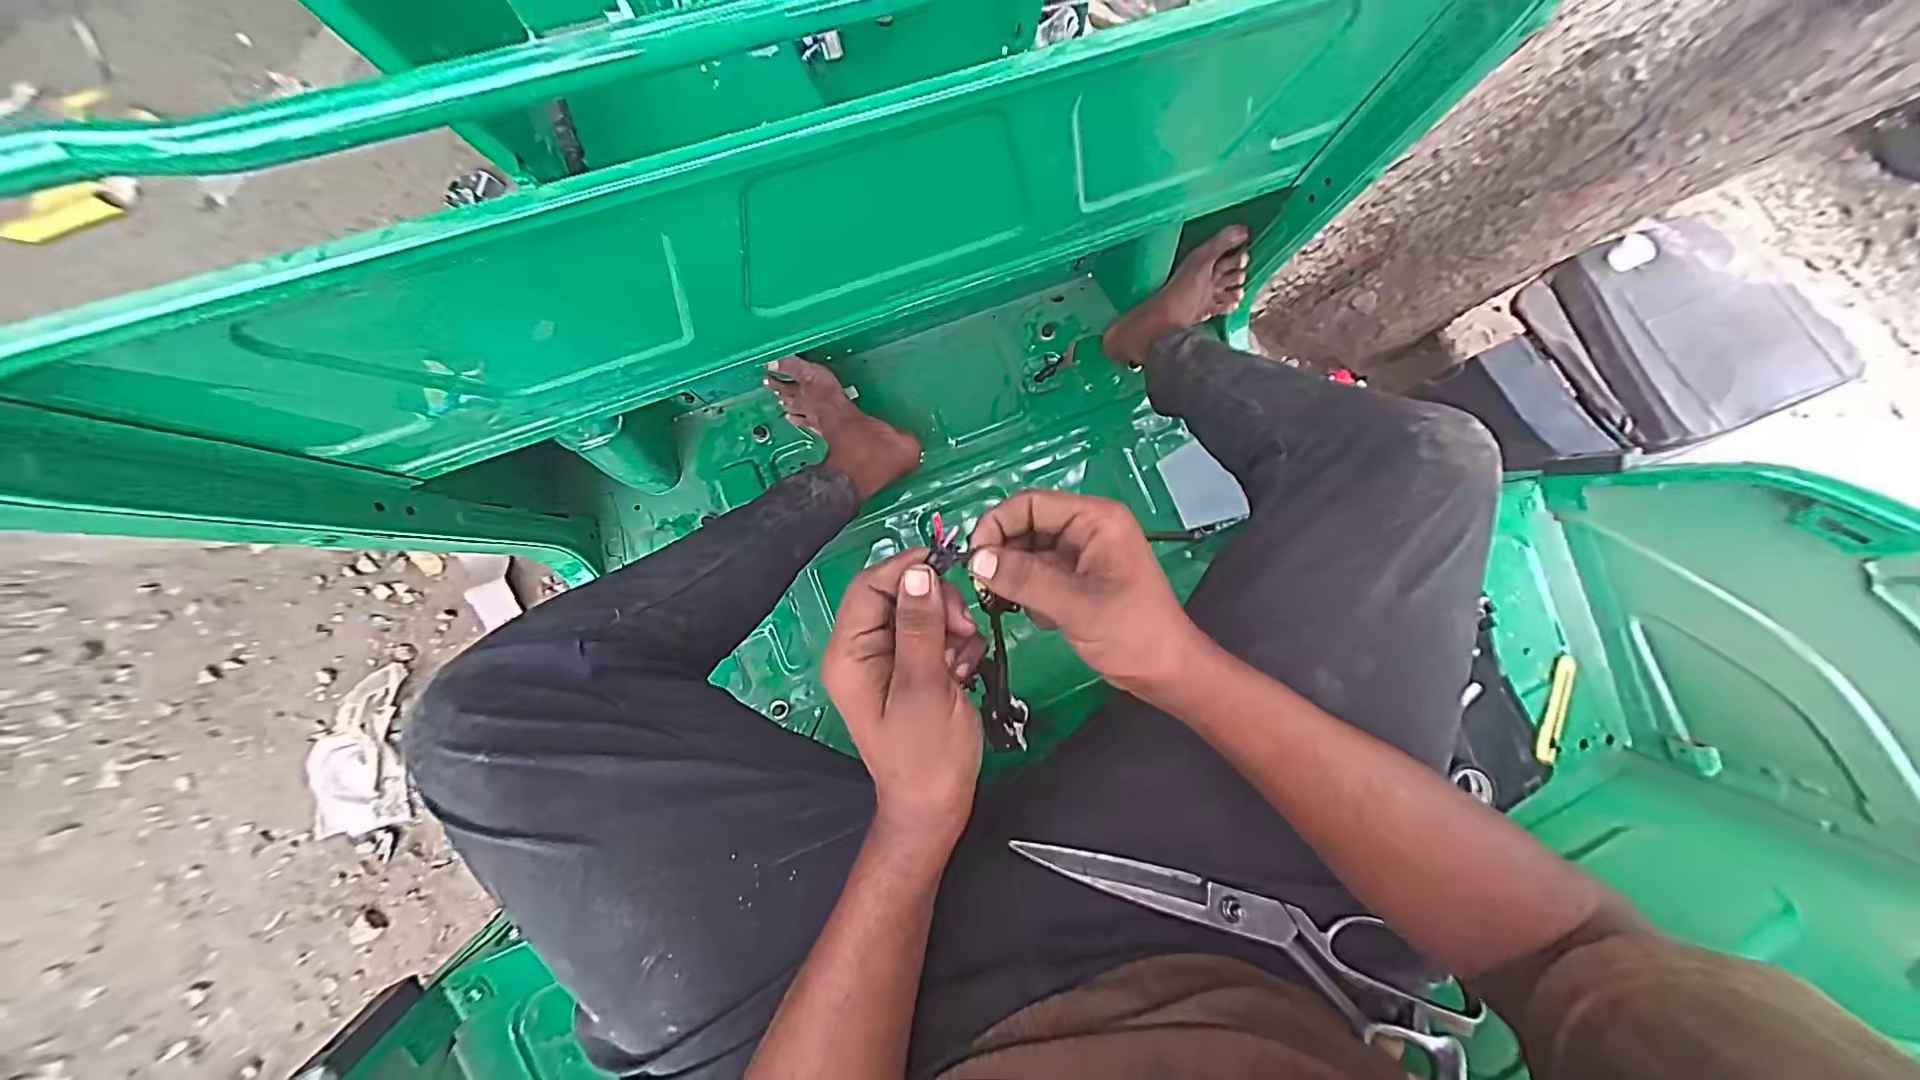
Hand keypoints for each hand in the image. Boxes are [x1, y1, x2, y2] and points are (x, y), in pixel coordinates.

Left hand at [822, 550, 986, 844]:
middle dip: (936, 604)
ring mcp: (889, 657)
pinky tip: (962, 669)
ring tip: (961, 661)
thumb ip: (920, 627)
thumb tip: (919, 572)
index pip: (869, 586)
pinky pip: (936, 631)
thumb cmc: (926, 755)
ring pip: (923, 610)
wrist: (937, 803)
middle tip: (961, 629)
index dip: (905, 569)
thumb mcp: (923, 687)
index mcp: (850, 654)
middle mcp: (864, 649)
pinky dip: (956, 642)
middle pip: (899, 594)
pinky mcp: (913, 665)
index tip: (947, 566)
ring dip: (951, 625)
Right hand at [968, 491, 1202, 694]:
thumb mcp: (1076, 604)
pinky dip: (1025, 591)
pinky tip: (1039, 613)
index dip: (997, 525)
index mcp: (1095, 519)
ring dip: (1012, 576)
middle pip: (1024, 525)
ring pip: (1026, 551)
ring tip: (1012, 602)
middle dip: (1002, 554)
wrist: (1163, 672)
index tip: (975, 558)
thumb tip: (977, 561)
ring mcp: (1079, 554)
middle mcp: (1085, 529)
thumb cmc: (1134, 633)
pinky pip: (1034, 573)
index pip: (1030, 504)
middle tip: (984, 583)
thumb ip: (1024, 579)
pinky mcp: (1073, 578)